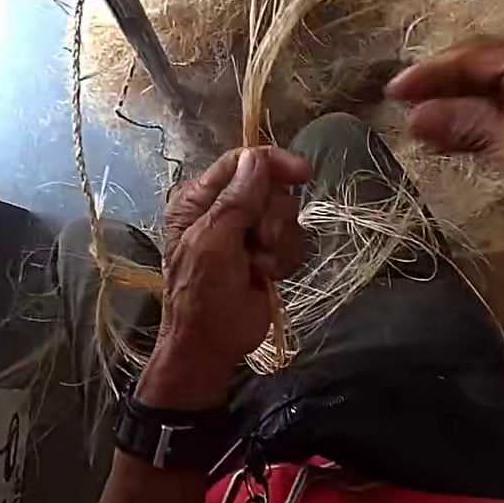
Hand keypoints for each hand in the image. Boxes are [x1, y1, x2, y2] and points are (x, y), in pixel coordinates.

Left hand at [140, 147, 310, 408]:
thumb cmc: (201, 293)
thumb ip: (236, 201)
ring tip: (259, 266)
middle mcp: (225, 209)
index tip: (303, 174)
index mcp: (200, 199)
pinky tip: (268, 276)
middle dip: (272, 216)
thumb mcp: (212, 243)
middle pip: (270, 187)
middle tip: (259, 243)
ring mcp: (247, 232)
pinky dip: (284, 259)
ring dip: (278, 242)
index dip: (273, 163)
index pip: (241, 162)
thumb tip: (256, 158)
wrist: (211, 344)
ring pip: (285, 214)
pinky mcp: (267, 254)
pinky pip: (293, 240)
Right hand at [386, 37, 503, 273]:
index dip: (431, 74)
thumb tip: (414, 116)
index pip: (477, 58)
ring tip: (416, 122)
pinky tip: (444, 135)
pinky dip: (470, 120)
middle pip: (481, 67)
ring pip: (487, 88)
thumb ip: (467, 125)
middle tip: (399, 104)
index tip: (392, 91)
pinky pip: (499, 107)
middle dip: (439, 87)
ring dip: (452, 105)